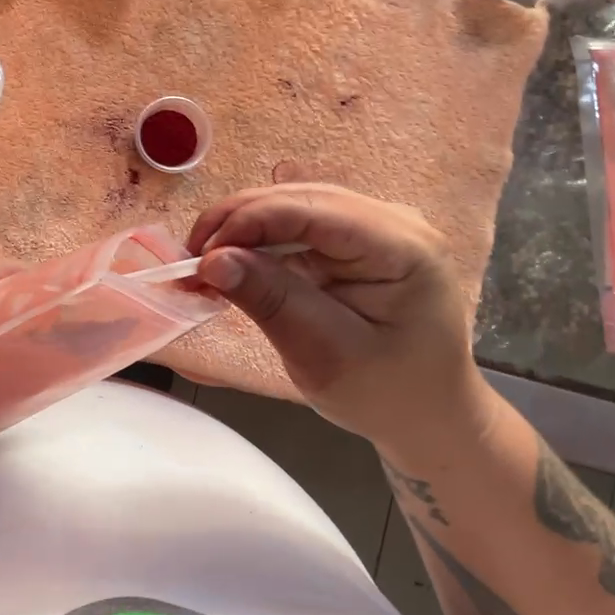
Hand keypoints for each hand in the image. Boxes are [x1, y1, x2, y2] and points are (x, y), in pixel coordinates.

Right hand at [186, 184, 493, 445]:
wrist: (426, 415)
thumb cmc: (385, 394)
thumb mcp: (325, 355)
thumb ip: (273, 300)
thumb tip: (213, 260)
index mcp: (401, 246)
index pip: (310, 209)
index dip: (246, 221)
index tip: (196, 259)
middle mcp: (391, 222)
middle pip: (295, 199)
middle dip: (233, 224)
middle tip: (188, 265)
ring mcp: (373, 228)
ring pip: (289, 207)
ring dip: (238, 232)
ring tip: (201, 267)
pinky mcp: (352, 243)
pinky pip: (294, 228)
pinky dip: (254, 245)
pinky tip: (229, 267)